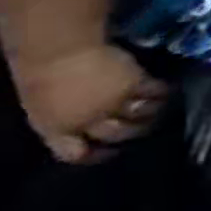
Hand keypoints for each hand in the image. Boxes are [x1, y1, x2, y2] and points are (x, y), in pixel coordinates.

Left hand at [11, 43, 167, 162]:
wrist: (59, 55)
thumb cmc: (42, 81)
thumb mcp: (44, 110)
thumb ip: (66, 121)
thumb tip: (88, 126)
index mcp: (59, 131)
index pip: (78, 152)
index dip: (97, 154)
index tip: (112, 151)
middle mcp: (89, 121)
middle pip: (118, 133)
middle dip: (135, 131)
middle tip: (149, 126)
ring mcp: (115, 102)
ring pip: (141, 113)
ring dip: (154, 111)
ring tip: (164, 106)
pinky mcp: (136, 83)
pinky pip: (154, 91)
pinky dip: (163, 92)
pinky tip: (168, 89)